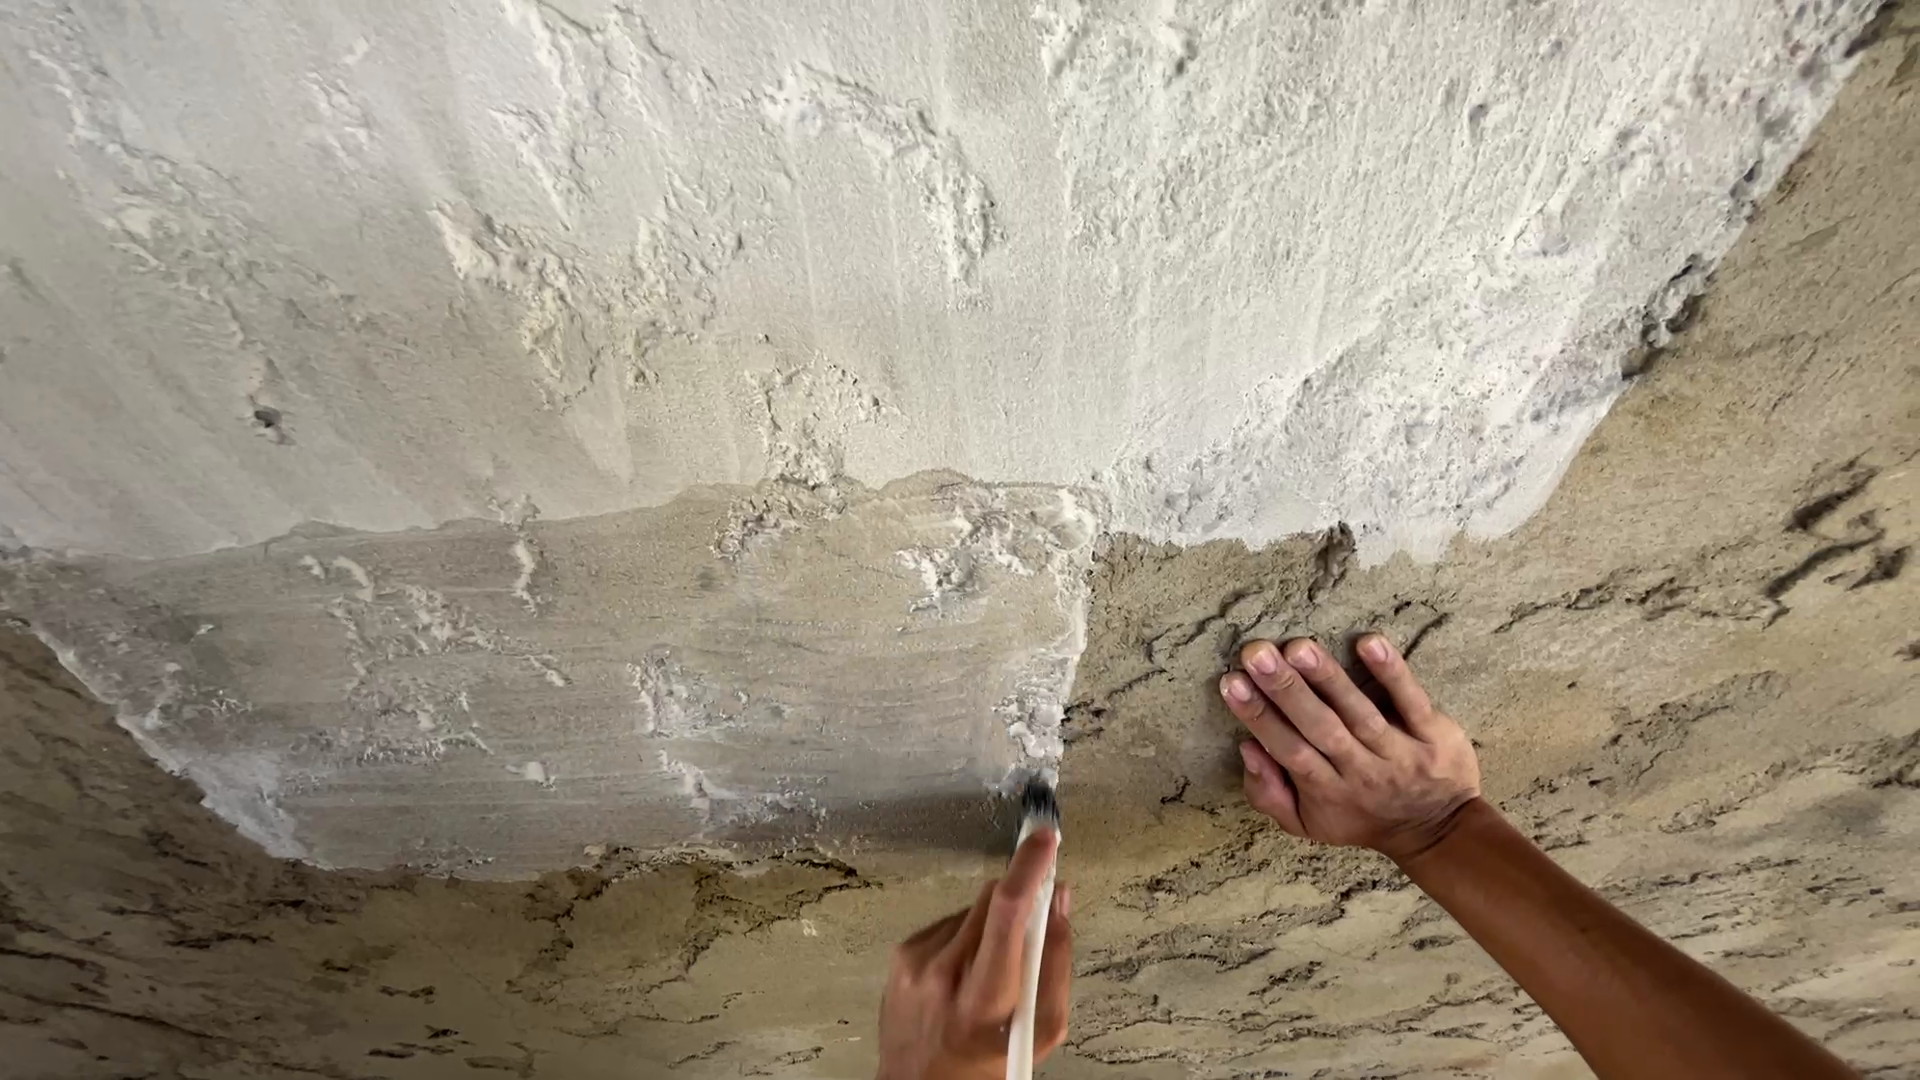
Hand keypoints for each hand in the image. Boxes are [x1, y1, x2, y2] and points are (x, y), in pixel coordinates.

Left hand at [876, 830, 1071, 1079]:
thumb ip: (1057, 965)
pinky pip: (948, 922)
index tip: (1044, 839)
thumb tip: (1059, 897)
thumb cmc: (988, 1064)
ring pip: (971, 909)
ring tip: (985, 969)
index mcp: (983, 1001)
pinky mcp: (902, 953)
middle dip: (1016, 904)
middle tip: (1025, 933)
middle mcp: (943, 974)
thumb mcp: (1040, 1033)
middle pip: (990, 901)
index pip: (1006, 915)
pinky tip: (960, 973)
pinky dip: (963, 937)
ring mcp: (916, 961)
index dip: (1028, 870)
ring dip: (988, 926)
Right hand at [1218, 633, 1480, 862]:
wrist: (1439, 833)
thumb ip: (1267, 793)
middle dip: (1285, 689)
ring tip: (1297, 646)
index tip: (1231, 681)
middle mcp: (1359, 769)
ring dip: (1328, 678)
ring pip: (1359, 712)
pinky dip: (1392, 672)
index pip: (1287, 749)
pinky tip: (1369, 642)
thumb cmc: (1357, 817)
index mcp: (1324, 788)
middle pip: (1319, 727)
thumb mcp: (1304, 823)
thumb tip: (1248, 748)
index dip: (1257, 716)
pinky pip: (1412, 701)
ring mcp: (1399, 751)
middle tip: (1255, 653)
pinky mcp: (1434, 734)